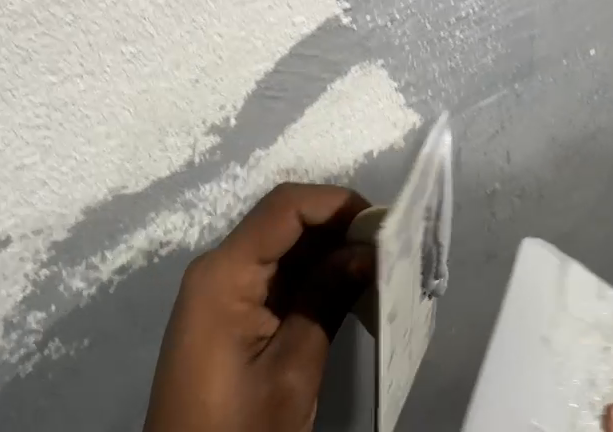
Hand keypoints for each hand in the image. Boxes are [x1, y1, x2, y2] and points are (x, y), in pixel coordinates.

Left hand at [144, 183, 374, 431]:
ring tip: (381, 263)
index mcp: (224, 273)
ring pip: (286, 245)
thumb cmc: (238, 431)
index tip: (383, 223)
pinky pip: (278, 274)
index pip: (285, 208)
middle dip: (340, 225)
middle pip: (285, 221)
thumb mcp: (292, 371)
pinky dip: (316, 274)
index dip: (336, 203)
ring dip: (332, 249)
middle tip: (391, 246)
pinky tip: (353, 285)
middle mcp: (220, 267)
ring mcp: (225, 290)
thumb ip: (327, 299)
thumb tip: (368, 249)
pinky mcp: (233, 312)